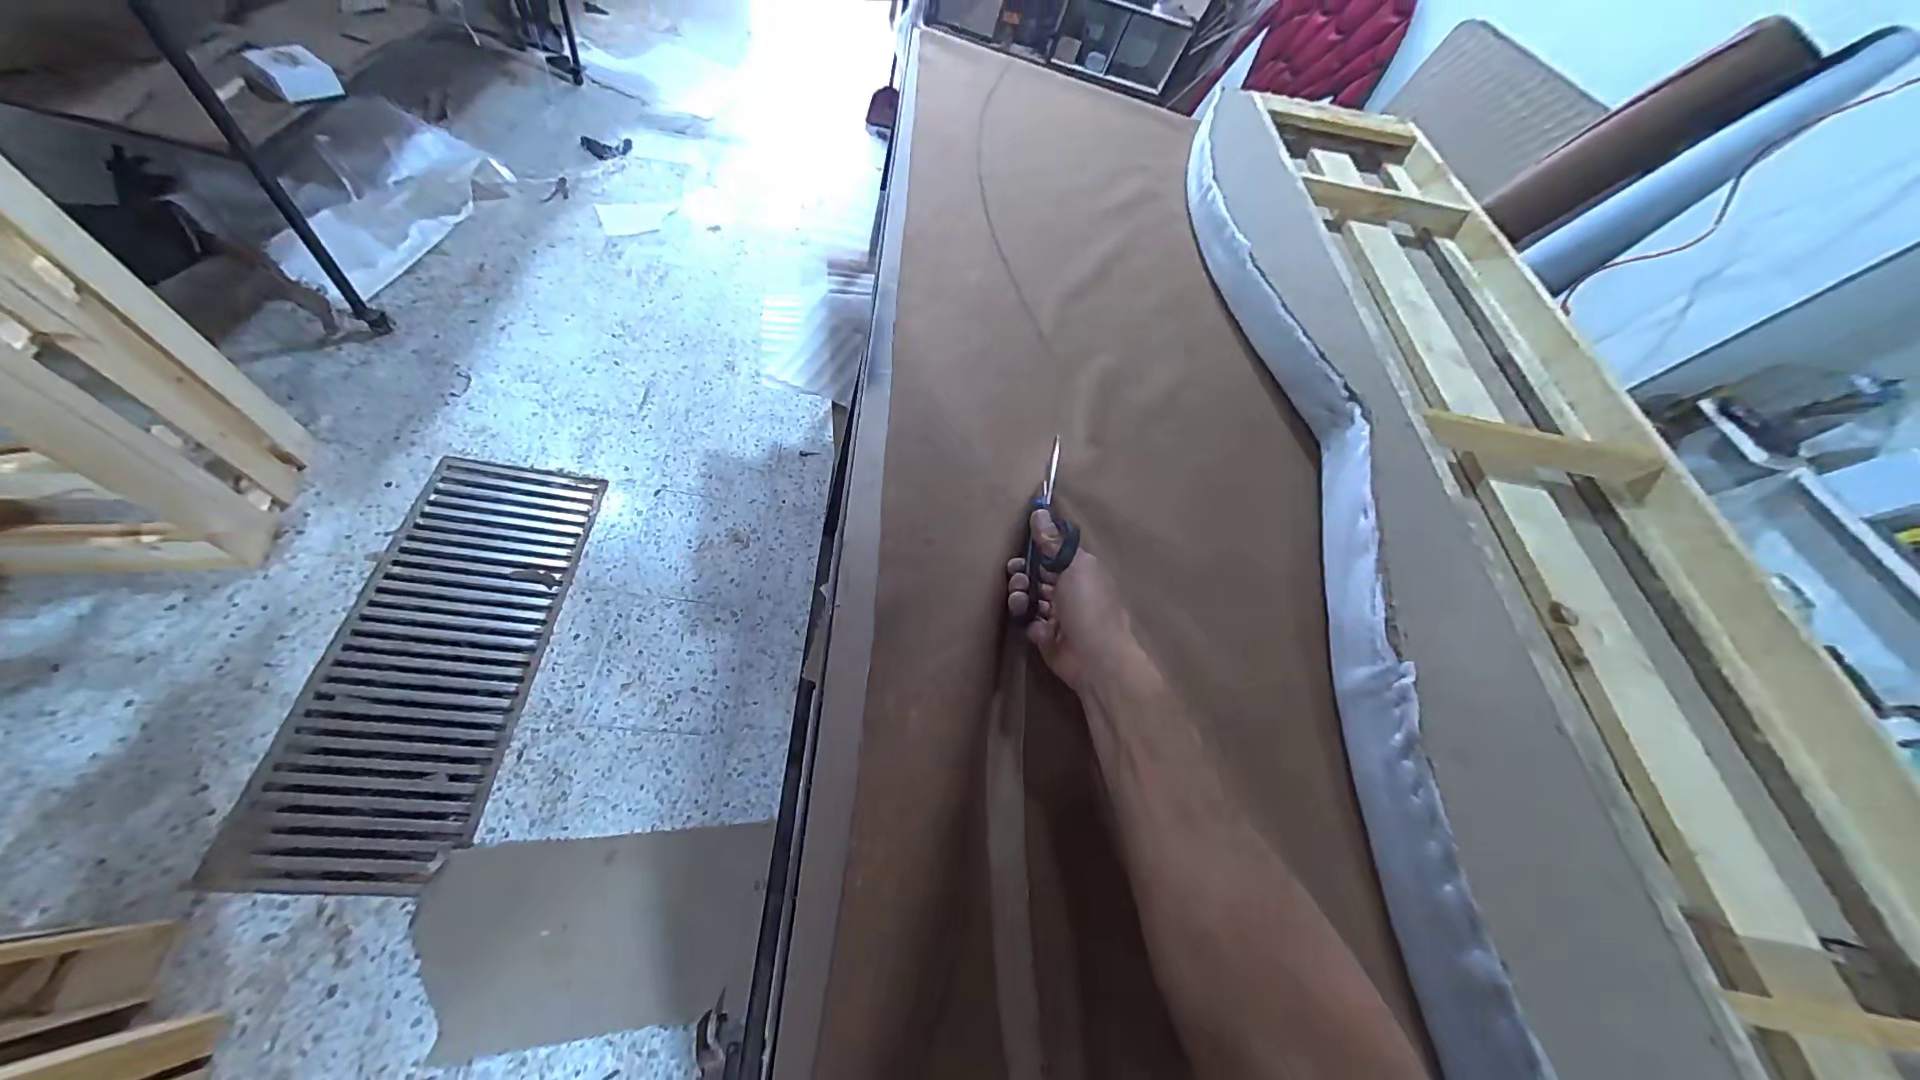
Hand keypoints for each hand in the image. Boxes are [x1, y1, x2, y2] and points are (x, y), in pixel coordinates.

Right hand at [1006, 508, 1139, 693]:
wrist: (1096, 658)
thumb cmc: (1089, 606)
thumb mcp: (1074, 566)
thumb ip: (1053, 542)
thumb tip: (1040, 511)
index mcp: (1080, 571)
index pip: (1053, 554)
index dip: (1036, 550)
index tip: (1021, 547)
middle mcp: (1069, 590)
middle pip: (1037, 575)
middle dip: (1022, 572)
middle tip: (1016, 575)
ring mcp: (1057, 615)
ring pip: (1029, 597)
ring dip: (1020, 593)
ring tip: (1020, 597)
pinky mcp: (1045, 636)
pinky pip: (1028, 621)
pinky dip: (1026, 618)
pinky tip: (1030, 619)